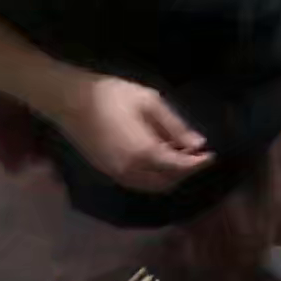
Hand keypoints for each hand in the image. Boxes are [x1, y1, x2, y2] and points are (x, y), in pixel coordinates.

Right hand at [45, 73, 211, 192]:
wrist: (68, 100)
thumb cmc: (111, 94)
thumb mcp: (149, 102)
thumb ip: (175, 125)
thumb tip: (198, 143)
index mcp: (144, 153)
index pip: (179, 167)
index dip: (198, 163)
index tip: (211, 155)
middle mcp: (132, 171)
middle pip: (166, 182)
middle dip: (184, 172)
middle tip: (194, 155)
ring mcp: (117, 174)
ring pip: (151, 186)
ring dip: (168, 176)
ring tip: (177, 155)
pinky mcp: (107, 172)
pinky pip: (137, 182)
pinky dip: (152, 176)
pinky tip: (156, 158)